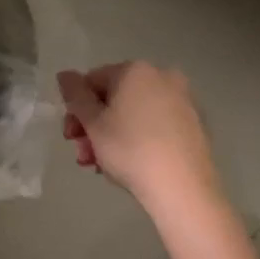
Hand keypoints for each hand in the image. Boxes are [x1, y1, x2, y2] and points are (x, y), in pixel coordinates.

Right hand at [57, 62, 220, 206]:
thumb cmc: (130, 149)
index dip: (76, 108)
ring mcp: (182, 100)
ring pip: (133, 113)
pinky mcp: (194, 124)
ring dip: (110, 136)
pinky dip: (136, 138)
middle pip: (113, 98)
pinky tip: (128, 163)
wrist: (182, 187)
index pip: (91, 80)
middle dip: (93, 126)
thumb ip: (74, 95)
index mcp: (136, 71)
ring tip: (100, 165)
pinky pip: (154, 124)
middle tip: (83, 154)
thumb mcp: (92, 123)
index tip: (71, 136)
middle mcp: (162, 77)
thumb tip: (65, 75)